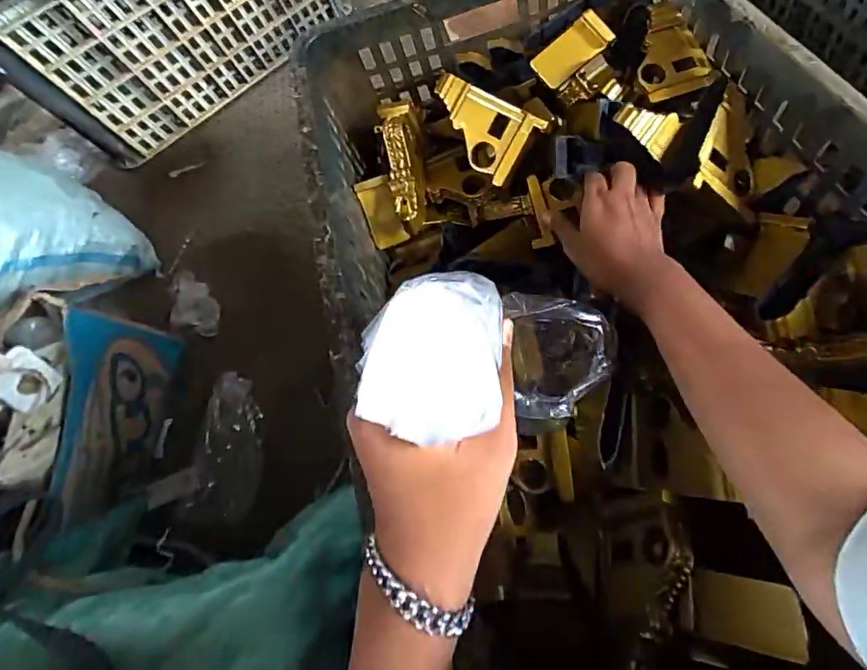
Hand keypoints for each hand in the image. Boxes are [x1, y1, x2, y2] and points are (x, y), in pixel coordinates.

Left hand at [347, 331, 516, 608]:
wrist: (426, 566)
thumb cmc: (459, 507)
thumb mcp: (492, 445)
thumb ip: (499, 382)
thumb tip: (504, 326)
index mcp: (379, 403)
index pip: (403, 338)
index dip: (433, 316)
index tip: (463, 299)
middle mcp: (363, 405)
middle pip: (400, 351)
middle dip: (434, 332)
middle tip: (471, 315)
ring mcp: (365, 420)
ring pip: (401, 370)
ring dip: (430, 356)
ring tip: (466, 334)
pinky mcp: (375, 432)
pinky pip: (399, 391)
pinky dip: (424, 379)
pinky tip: (452, 370)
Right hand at [553, 161, 671, 305]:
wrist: (642, 275)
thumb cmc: (603, 261)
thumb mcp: (574, 247)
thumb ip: (561, 227)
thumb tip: (547, 213)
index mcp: (596, 200)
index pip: (592, 176)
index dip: (587, 179)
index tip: (582, 189)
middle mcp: (620, 195)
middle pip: (622, 167)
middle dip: (614, 171)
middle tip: (607, 184)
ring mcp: (641, 203)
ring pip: (638, 180)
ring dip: (630, 184)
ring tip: (623, 195)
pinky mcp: (657, 216)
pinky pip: (657, 195)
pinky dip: (651, 193)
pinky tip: (645, 200)